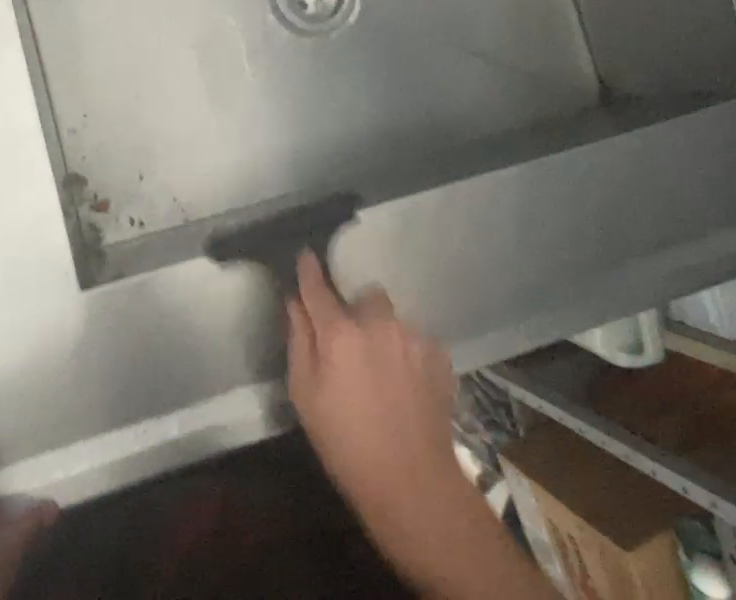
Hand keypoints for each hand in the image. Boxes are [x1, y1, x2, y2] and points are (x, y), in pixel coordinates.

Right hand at [286, 252, 462, 555]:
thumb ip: (299, 341)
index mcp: (340, 333)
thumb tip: (295, 304)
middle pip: (365, 297)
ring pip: (393, 319)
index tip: (306, 255)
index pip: (318, 289)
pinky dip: (406, 353)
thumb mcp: (304, 394)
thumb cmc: (344, 442)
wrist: (410, 479)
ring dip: (383, 333)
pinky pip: (416, 340)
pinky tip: (404, 385)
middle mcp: (380, 323)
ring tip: (381, 372)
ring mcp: (414, 337)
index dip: (309, 270)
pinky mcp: (440, 356)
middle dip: (356, 311)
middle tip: (350, 345)